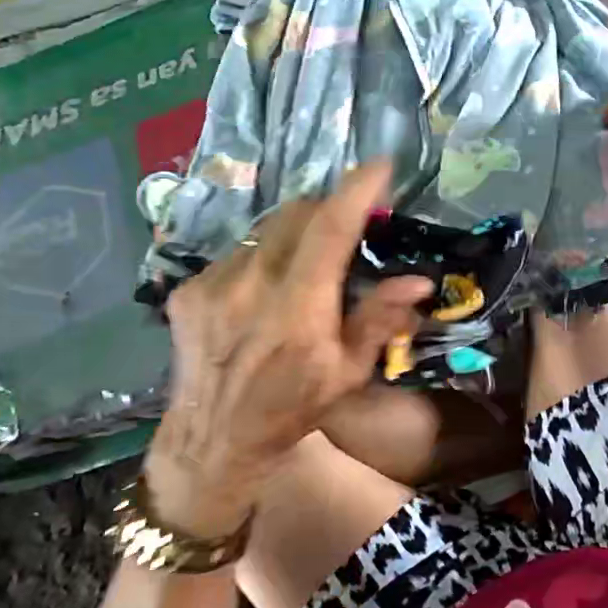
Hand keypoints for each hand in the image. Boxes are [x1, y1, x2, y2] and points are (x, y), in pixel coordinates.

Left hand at [144, 162, 433, 536]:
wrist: (212, 442)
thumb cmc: (291, 410)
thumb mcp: (347, 375)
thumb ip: (380, 320)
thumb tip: (418, 280)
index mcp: (299, 311)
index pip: (331, 230)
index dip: (357, 191)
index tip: (379, 166)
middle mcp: (252, 286)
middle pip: (296, 214)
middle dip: (327, 208)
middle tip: (346, 225)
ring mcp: (214, 284)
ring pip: (265, 230)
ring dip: (293, 235)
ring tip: (302, 266)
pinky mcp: (189, 288)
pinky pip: (236, 251)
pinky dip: (260, 257)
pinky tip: (261, 290)